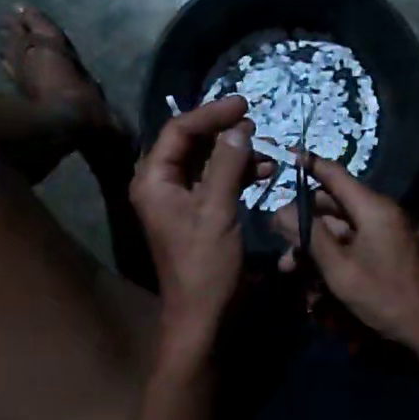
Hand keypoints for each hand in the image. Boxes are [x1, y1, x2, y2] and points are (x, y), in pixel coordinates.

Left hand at [130, 96, 258, 334]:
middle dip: (223, 132)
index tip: (244, 104)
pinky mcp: (196, 213)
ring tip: (265, 151)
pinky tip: (263, 172)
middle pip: (190, 143)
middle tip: (255, 123)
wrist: (203, 315)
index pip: (178, 130)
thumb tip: (238, 129)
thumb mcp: (216, 210)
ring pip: (205, 161)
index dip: (211, 114)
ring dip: (234, 153)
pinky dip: (236, 174)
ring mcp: (177, 199)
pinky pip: (214, 181)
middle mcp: (160, 184)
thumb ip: (226, 165)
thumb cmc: (204, 264)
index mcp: (153, 180)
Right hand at [272, 154, 418, 352]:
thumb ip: (309, 235)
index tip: (285, 158)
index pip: (334, 174)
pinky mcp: (383, 250)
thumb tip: (280, 210)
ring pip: (336, 228)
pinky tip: (310, 281)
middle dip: (301, 222)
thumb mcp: (339, 268)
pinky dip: (329, 256)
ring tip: (288, 269)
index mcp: (372, 208)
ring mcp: (382, 232)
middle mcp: (378, 213)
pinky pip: (349, 244)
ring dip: (311, 245)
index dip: (309, 165)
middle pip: (330, 204)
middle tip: (276, 238)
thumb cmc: (383, 296)